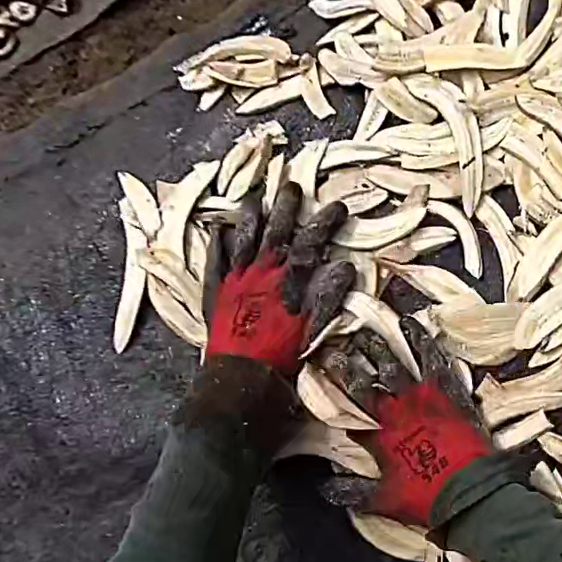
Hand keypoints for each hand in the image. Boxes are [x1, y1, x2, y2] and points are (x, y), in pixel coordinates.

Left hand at [202, 182, 354, 376]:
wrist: (242, 376)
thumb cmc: (283, 356)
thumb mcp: (314, 326)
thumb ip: (328, 293)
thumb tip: (344, 266)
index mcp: (291, 278)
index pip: (313, 241)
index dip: (327, 222)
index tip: (338, 206)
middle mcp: (264, 271)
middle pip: (278, 230)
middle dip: (287, 206)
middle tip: (291, 186)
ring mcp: (237, 278)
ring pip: (246, 237)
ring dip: (252, 216)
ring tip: (256, 198)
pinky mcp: (217, 291)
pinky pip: (217, 259)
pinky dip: (218, 242)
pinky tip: (219, 228)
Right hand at [328, 321, 493, 526]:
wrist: (471, 493)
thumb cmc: (427, 497)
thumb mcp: (384, 499)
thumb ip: (350, 491)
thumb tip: (324, 486)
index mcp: (378, 434)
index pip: (348, 406)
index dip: (332, 388)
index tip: (318, 372)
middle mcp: (395, 410)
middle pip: (364, 379)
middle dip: (345, 362)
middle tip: (332, 347)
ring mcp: (422, 396)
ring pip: (393, 363)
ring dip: (375, 346)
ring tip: (361, 333)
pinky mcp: (447, 389)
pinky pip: (430, 357)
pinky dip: (419, 339)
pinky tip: (408, 323)